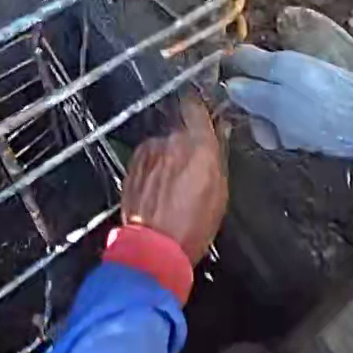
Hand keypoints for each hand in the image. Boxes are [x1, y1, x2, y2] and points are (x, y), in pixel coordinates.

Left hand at [120, 91, 226, 262]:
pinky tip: (160, 188)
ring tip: (175, 185)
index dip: (198, 107)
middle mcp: (171, 140)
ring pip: (163, 143)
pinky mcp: (133, 161)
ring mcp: (149, 150)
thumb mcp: (219, 192)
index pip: (196, 106)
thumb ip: (217, 155)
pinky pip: (148, 156)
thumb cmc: (190, 227)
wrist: (152, 246)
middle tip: (193, 165)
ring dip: (168, 155)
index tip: (201, 110)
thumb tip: (218, 135)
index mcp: (198, 144)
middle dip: (186, 141)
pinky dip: (154, 166)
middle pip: (180, 128)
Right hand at [220, 44, 352, 156]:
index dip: (227, 74)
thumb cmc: (320, 115)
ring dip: (274, 122)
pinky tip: (302, 140)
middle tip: (264, 134)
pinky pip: (295, 109)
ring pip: (275, 99)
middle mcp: (290, 66)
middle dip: (254, 109)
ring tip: (286, 141)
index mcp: (276, 62)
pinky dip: (293, 125)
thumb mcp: (278, 106)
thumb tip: (230, 85)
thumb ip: (250, 94)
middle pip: (256, 83)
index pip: (240, 57)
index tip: (224, 99)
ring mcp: (307, 81)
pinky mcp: (322, 97)